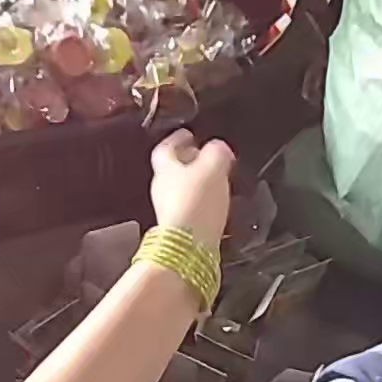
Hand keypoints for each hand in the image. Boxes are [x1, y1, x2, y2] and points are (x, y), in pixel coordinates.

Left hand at [149, 129, 233, 248]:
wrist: (188, 246)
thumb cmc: (195, 205)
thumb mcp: (213, 166)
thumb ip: (217, 151)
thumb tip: (219, 149)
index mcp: (165, 168)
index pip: (166, 147)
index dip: (178, 139)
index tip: (188, 135)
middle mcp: (161, 189)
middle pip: (173, 170)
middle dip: (189, 162)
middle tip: (205, 159)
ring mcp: (169, 211)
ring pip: (180, 190)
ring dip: (196, 185)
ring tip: (213, 182)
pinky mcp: (179, 230)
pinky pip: (189, 210)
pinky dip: (200, 205)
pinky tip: (212, 207)